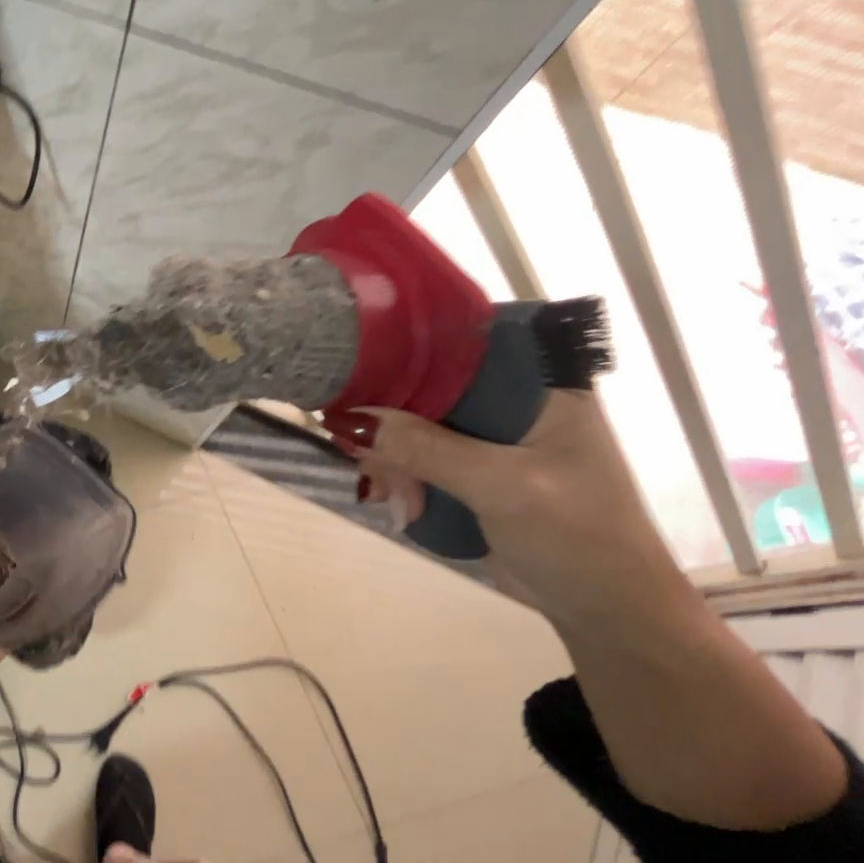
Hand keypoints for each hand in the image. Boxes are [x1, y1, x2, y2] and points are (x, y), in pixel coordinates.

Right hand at [327, 391, 691, 624]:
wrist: (608, 613)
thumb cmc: (578, 538)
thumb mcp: (503, 487)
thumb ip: (428, 449)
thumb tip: (350, 421)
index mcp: (539, 387)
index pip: (458, 346)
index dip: (404, 357)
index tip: (355, 378)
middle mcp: (511, 403)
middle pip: (424, 389)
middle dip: (390, 424)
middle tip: (371, 461)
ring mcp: (490, 440)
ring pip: (412, 426)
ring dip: (393, 461)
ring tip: (398, 501)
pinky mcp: (473, 472)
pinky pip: (416, 458)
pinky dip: (401, 479)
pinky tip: (400, 505)